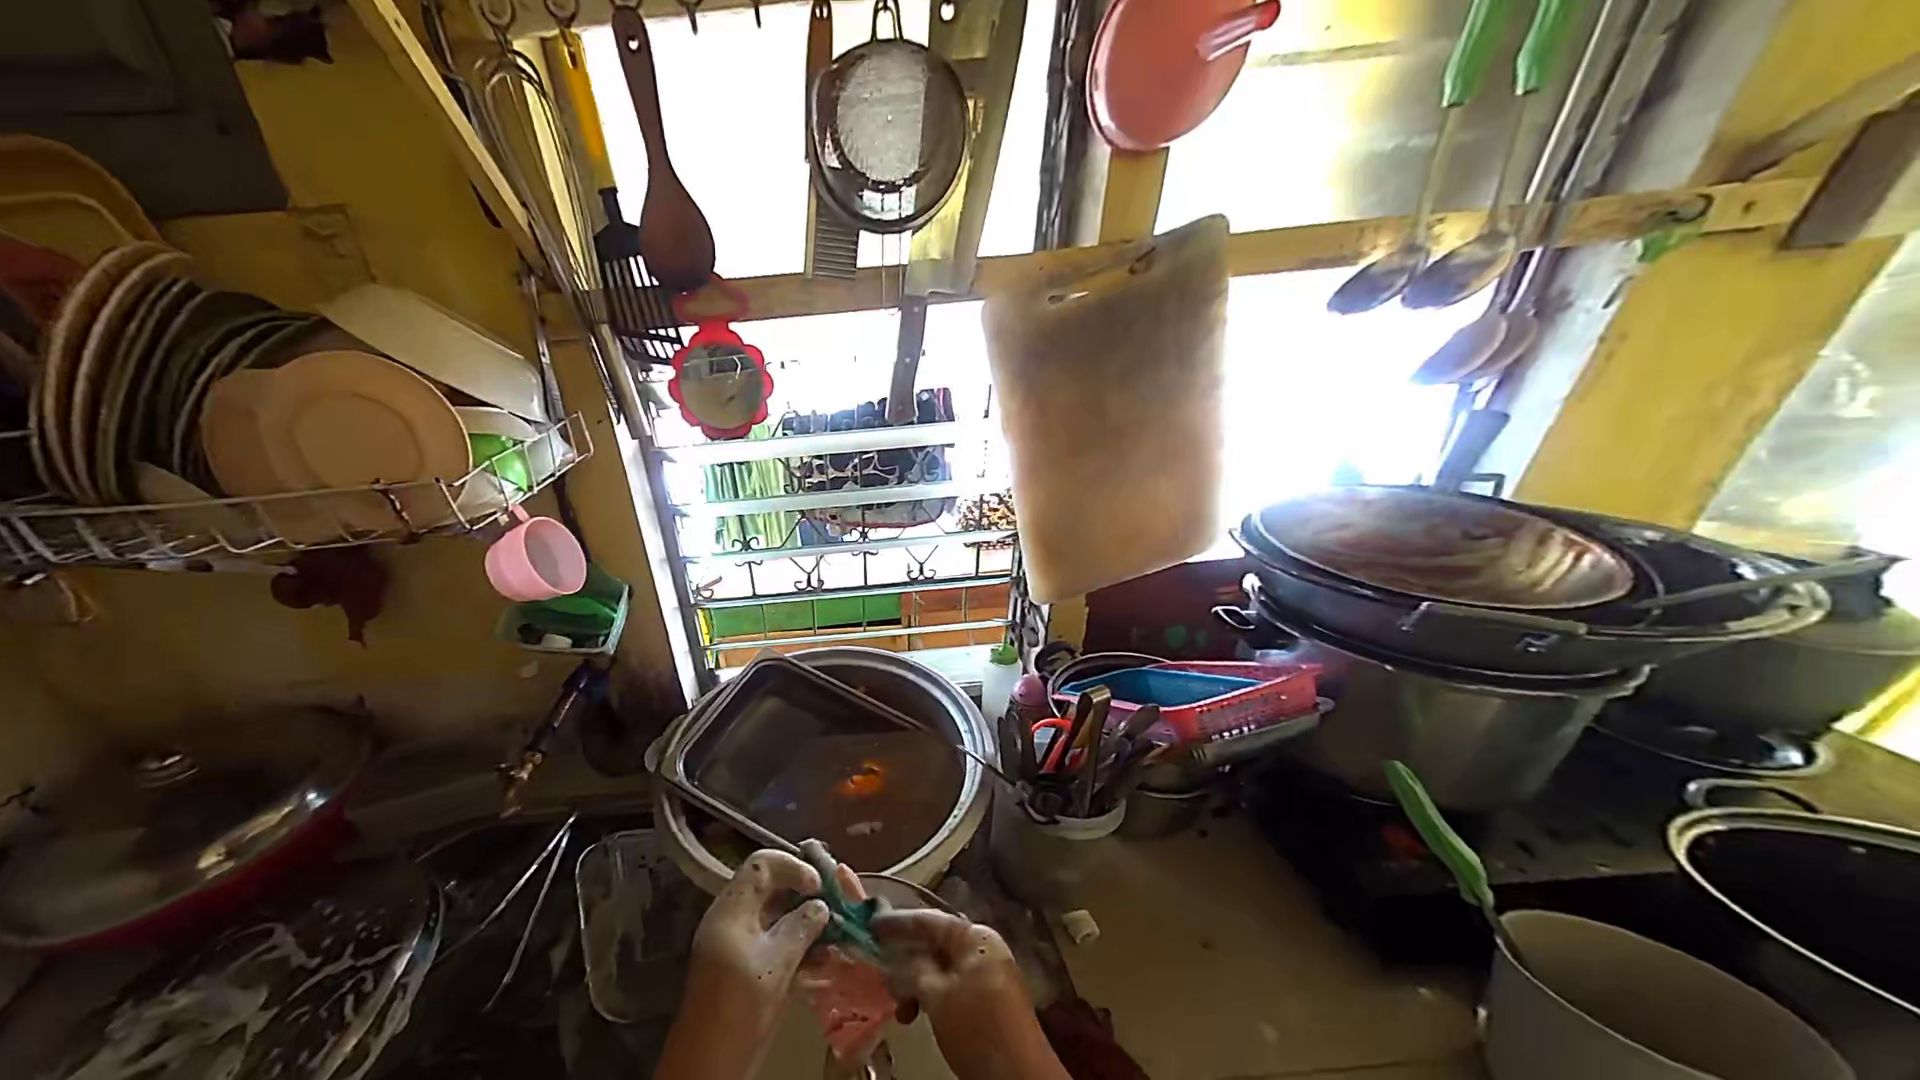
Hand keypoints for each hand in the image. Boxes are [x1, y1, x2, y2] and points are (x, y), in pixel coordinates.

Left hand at [654, 850, 830, 1079]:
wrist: (706, 1068)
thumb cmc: (738, 1008)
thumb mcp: (776, 964)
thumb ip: (801, 927)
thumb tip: (821, 905)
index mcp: (731, 910)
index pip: (762, 864)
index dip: (793, 867)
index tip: (819, 886)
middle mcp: (733, 919)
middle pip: (772, 888)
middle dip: (806, 894)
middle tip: (836, 905)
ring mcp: (738, 944)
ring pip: (778, 916)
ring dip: (808, 922)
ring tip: (836, 936)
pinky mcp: (747, 968)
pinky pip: (776, 942)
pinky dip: (800, 946)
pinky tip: (824, 963)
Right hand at [870, 909, 1069, 1079]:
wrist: (1020, 1076)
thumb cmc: (977, 1028)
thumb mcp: (937, 997)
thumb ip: (912, 972)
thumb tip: (892, 961)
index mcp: (975, 937)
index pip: (930, 920)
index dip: (898, 922)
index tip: (870, 925)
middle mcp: (983, 947)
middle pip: (935, 943)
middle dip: (905, 957)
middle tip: (878, 970)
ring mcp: (987, 973)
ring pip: (940, 968)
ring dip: (915, 983)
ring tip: (901, 1009)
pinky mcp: (986, 1000)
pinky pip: (949, 986)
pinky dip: (930, 996)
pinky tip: (916, 1015)